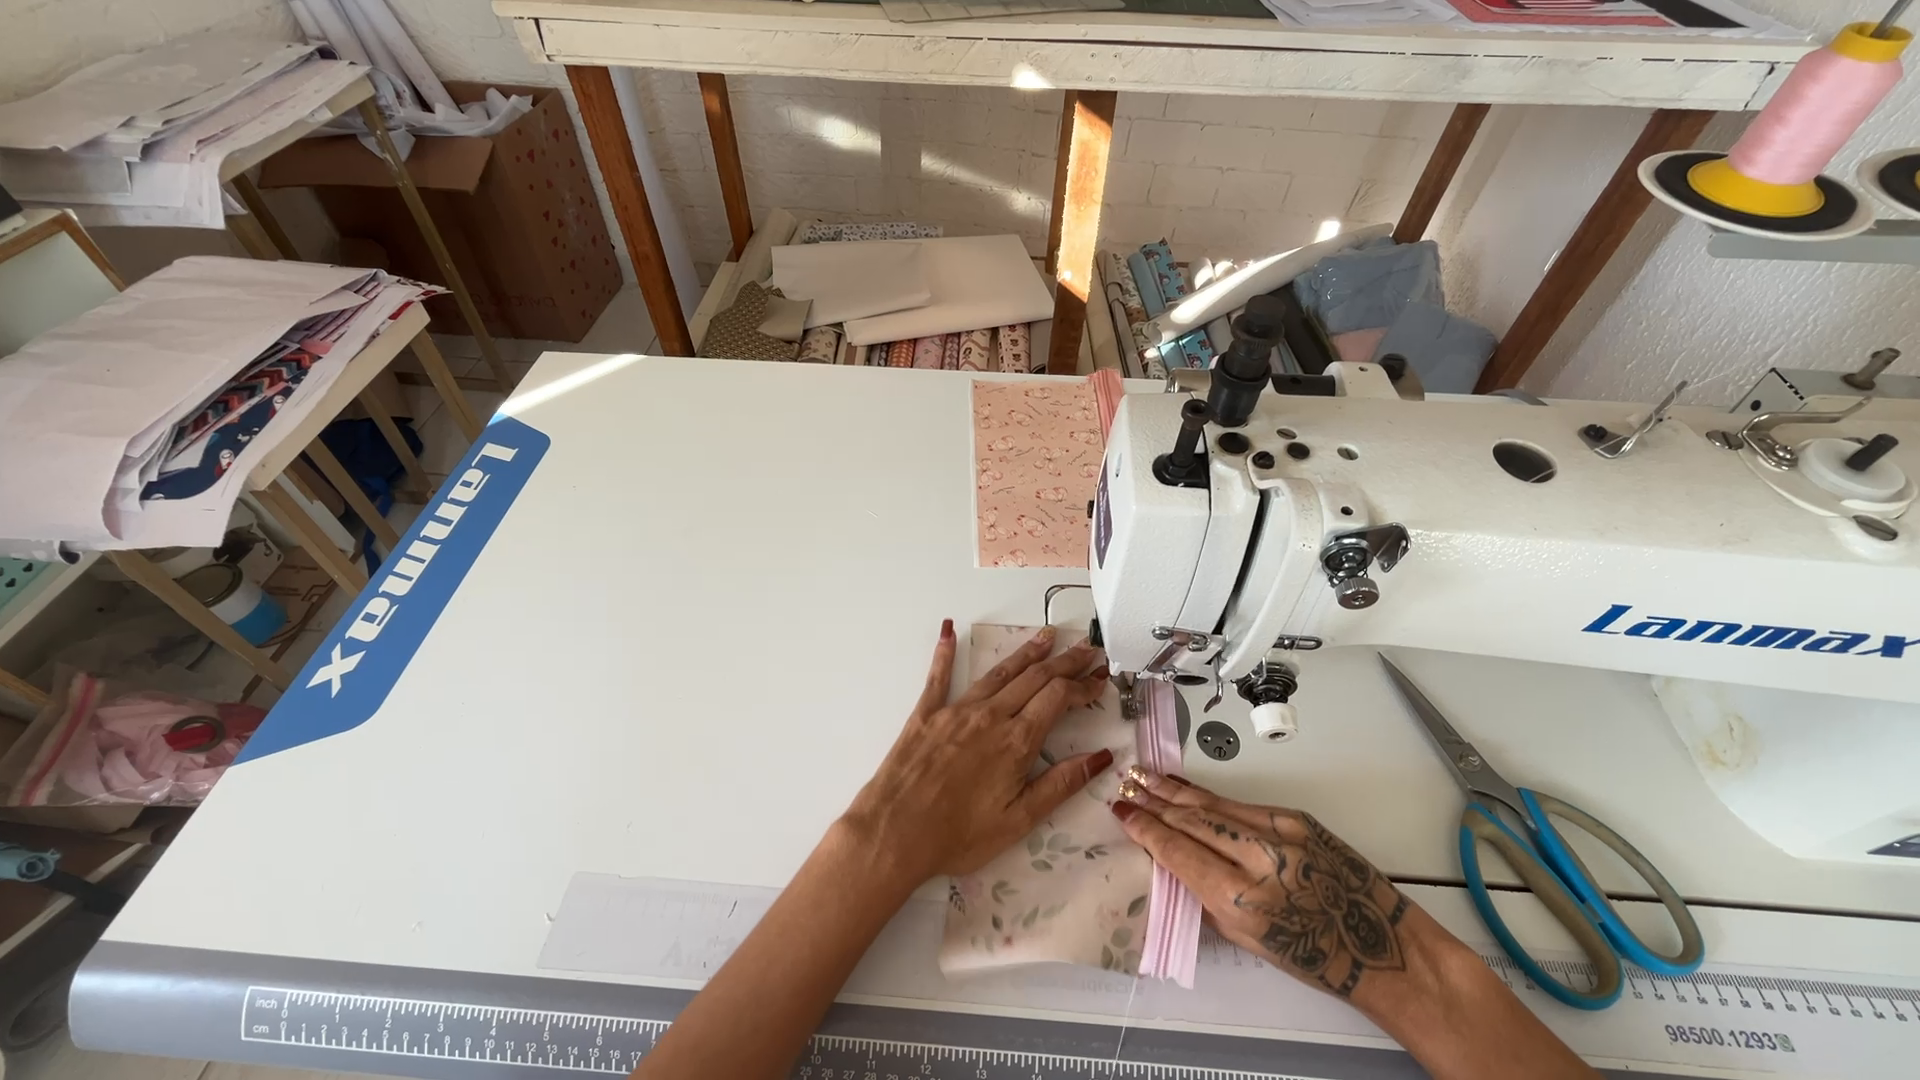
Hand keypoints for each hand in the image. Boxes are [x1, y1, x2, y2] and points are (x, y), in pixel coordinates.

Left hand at [842, 622, 1115, 889]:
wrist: (893, 833)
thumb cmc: (958, 836)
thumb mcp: (1019, 820)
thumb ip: (1060, 784)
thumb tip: (1102, 757)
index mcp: (1016, 741)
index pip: (1058, 698)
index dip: (1083, 686)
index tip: (1100, 679)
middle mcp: (990, 716)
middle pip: (1035, 678)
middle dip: (1065, 661)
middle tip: (1087, 648)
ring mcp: (956, 711)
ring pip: (999, 673)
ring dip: (1026, 652)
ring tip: (1046, 636)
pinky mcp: (925, 714)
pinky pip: (939, 676)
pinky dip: (945, 652)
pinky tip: (950, 630)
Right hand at [1111, 768, 1413, 1002]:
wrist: (1382, 945)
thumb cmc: (1316, 956)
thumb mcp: (1248, 940)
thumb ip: (1206, 898)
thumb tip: (1170, 861)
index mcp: (1244, 900)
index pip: (1179, 852)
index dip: (1145, 830)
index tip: (1122, 814)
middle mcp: (1262, 859)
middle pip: (1192, 819)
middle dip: (1154, 802)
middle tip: (1126, 787)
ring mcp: (1283, 832)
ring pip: (1213, 803)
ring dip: (1175, 789)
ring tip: (1144, 775)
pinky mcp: (1298, 819)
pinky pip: (1240, 803)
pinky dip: (1208, 795)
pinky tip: (1187, 787)